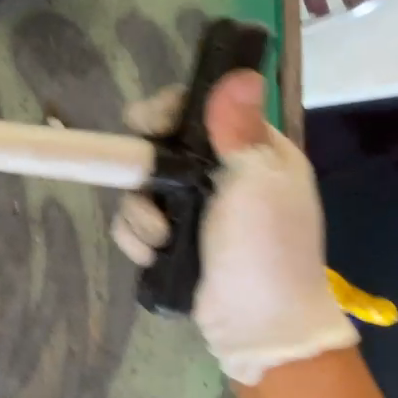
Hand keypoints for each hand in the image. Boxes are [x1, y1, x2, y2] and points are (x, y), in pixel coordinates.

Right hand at [112, 71, 356, 384]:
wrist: (255, 323)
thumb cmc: (265, 248)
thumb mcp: (257, 183)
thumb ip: (236, 131)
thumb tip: (238, 74)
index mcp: (253, 153)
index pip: (200, 109)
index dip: (167, 111)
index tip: (147, 125)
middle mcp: (220, 174)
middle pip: (157, 147)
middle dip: (144, 170)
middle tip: (146, 183)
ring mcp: (191, 208)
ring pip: (137, 188)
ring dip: (140, 215)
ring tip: (162, 238)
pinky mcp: (169, 238)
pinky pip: (131, 223)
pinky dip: (136, 239)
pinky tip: (156, 254)